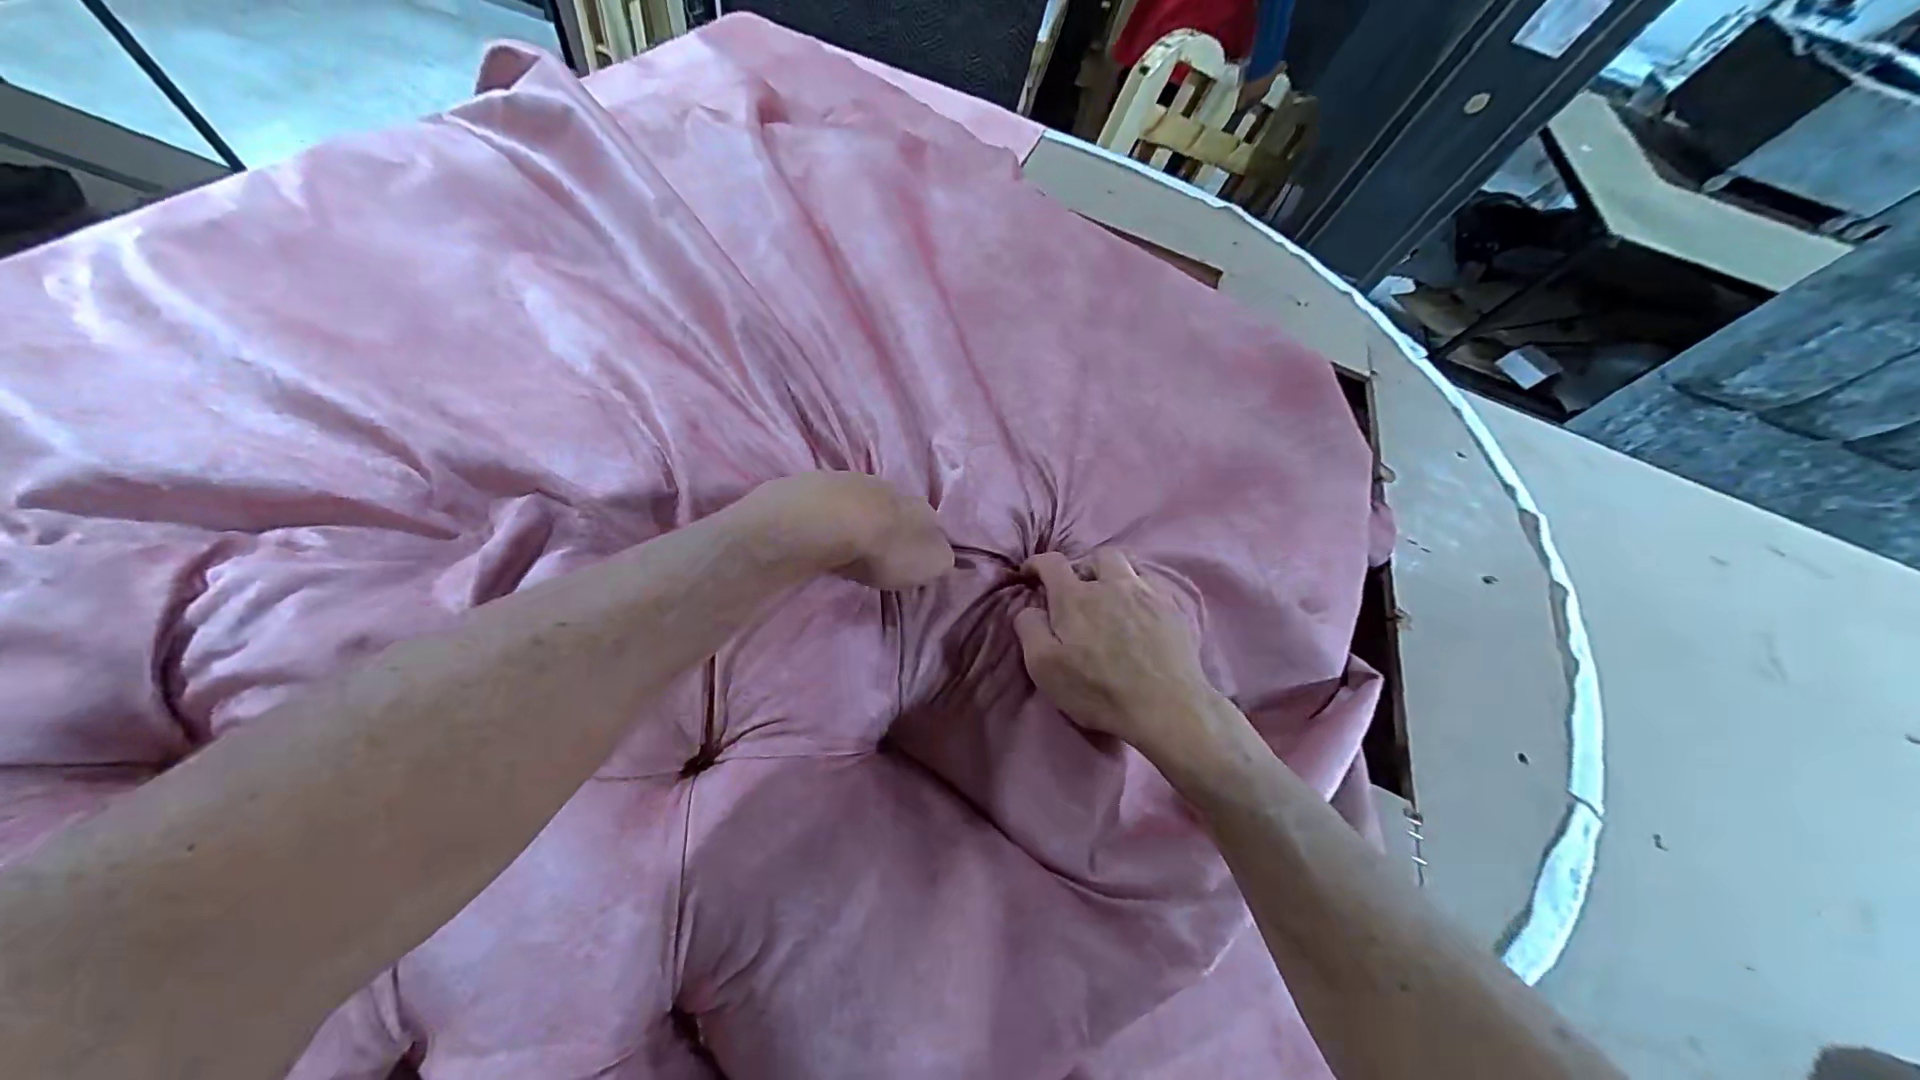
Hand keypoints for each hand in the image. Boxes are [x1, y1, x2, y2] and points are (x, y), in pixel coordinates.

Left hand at [739, 472, 952, 589]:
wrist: (827, 521)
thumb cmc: (885, 548)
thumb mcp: (931, 564)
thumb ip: (941, 558)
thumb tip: (943, 555)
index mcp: (923, 509)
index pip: (933, 523)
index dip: (925, 542)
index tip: (914, 561)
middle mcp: (892, 489)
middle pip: (897, 509)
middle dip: (891, 528)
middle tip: (880, 553)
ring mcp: (852, 482)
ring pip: (864, 502)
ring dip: (860, 519)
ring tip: (849, 542)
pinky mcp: (817, 486)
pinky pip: (832, 504)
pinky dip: (831, 517)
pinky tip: (824, 531)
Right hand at [1014, 549, 1240, 761]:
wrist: (1167, 708)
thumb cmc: (1099, 690)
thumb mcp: (1045, 667)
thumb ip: (1030, 629)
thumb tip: (1029, 608)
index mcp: (1076, 598)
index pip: (1052, 563)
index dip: (1037, 563)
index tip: (1030, 573)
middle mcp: (1112, 585)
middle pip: (1097, 556)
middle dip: (1083, 566)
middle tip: (1078, 590)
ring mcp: (1148, 594)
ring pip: (1129, 565)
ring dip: (1114, 575)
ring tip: (1112, 599)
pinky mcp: (1174, 610)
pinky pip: (1154, 585)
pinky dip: (1140, 592)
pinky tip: (1141, 614)